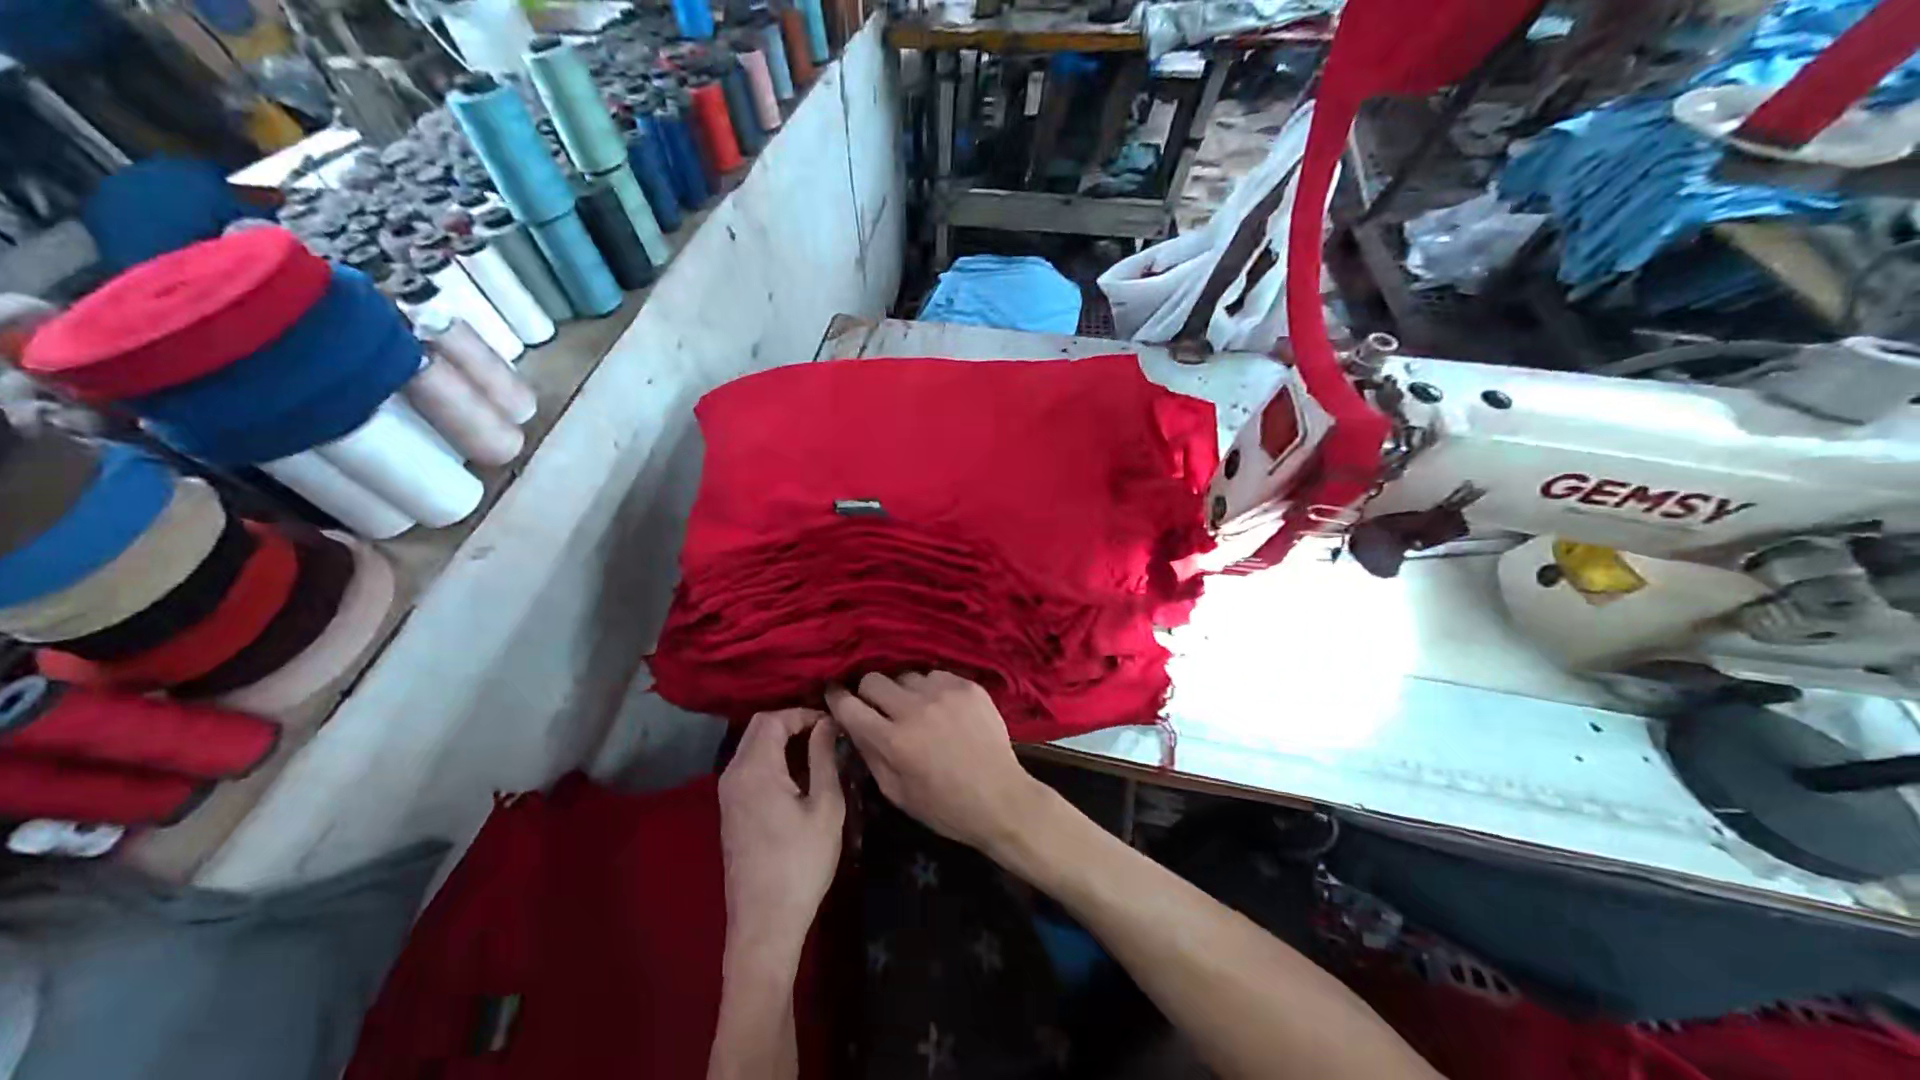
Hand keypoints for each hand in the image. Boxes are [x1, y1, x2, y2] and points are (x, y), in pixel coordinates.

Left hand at [717, 708, 844, 959]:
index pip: (774, 718)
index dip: (804, 713)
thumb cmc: (801, 862)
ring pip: (753, 746)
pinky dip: (773, 758)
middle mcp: (733, 773)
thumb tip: (827, 724)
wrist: (765, 921)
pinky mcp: (731, 810)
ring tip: (820, 750)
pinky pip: (750, 766)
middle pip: (759, 728)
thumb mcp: (825, 806)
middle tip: (828, 733)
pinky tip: (800, 774)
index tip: (834, 724)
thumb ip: (824, 758)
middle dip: (793, 722)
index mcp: (754, 768)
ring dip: (783, 740)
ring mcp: (728, 793)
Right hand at [826, 672, 1048, 855]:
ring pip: (905, 676)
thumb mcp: (896, 793)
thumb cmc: (945, 807)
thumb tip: (851, 724)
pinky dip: (932, 690)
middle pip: (873, 680)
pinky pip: (935, 675)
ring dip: (904, 692)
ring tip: (917, 711)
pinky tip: (942, 709)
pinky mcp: (967, 686)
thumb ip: (869, 754)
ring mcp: (943, 693)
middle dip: (870, 694)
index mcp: (893, 740)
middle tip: (880, 709)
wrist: (1001, 798)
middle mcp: (915, 709)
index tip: (836, 696)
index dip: (837, 699)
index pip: (849, 705)